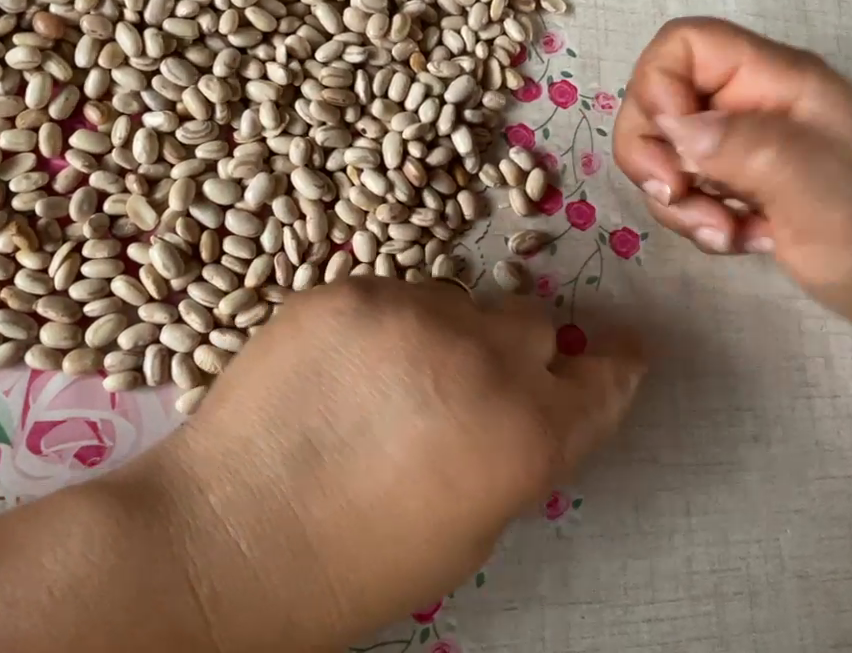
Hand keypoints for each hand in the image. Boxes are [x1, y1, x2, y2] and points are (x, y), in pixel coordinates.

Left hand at [132, 278, 644, 651]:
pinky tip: (350, 368)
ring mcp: (409, 310)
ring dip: (449, 336)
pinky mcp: (348, 288)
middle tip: (474, 384)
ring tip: (395, 383)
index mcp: (525, 431)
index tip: (623, 352)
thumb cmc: (355, 564)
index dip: (615, 365)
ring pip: (462, 304)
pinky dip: (390, 325)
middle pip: (536, 325)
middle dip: (521, 353)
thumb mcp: (471, 527)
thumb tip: (541, 401)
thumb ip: (520, 451)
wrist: (228, 539)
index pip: (603, 378)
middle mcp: (480, 356)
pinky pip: (397, 294)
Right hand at [612, 17, 851, 334]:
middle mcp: (749, 103)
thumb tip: (675, 128)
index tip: (677, 148)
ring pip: (662, 150)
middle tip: (686, 199)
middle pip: (657, 100)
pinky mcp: (733, 183)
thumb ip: (751, 149)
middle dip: (656, 157)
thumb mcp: (826, 192)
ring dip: (676, 199)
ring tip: (727, 234)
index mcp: (776, 81)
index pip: (685, 44)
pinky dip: (693, 219)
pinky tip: (740, 240)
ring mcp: (739, 144)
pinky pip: (680, 188)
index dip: (660, 87)